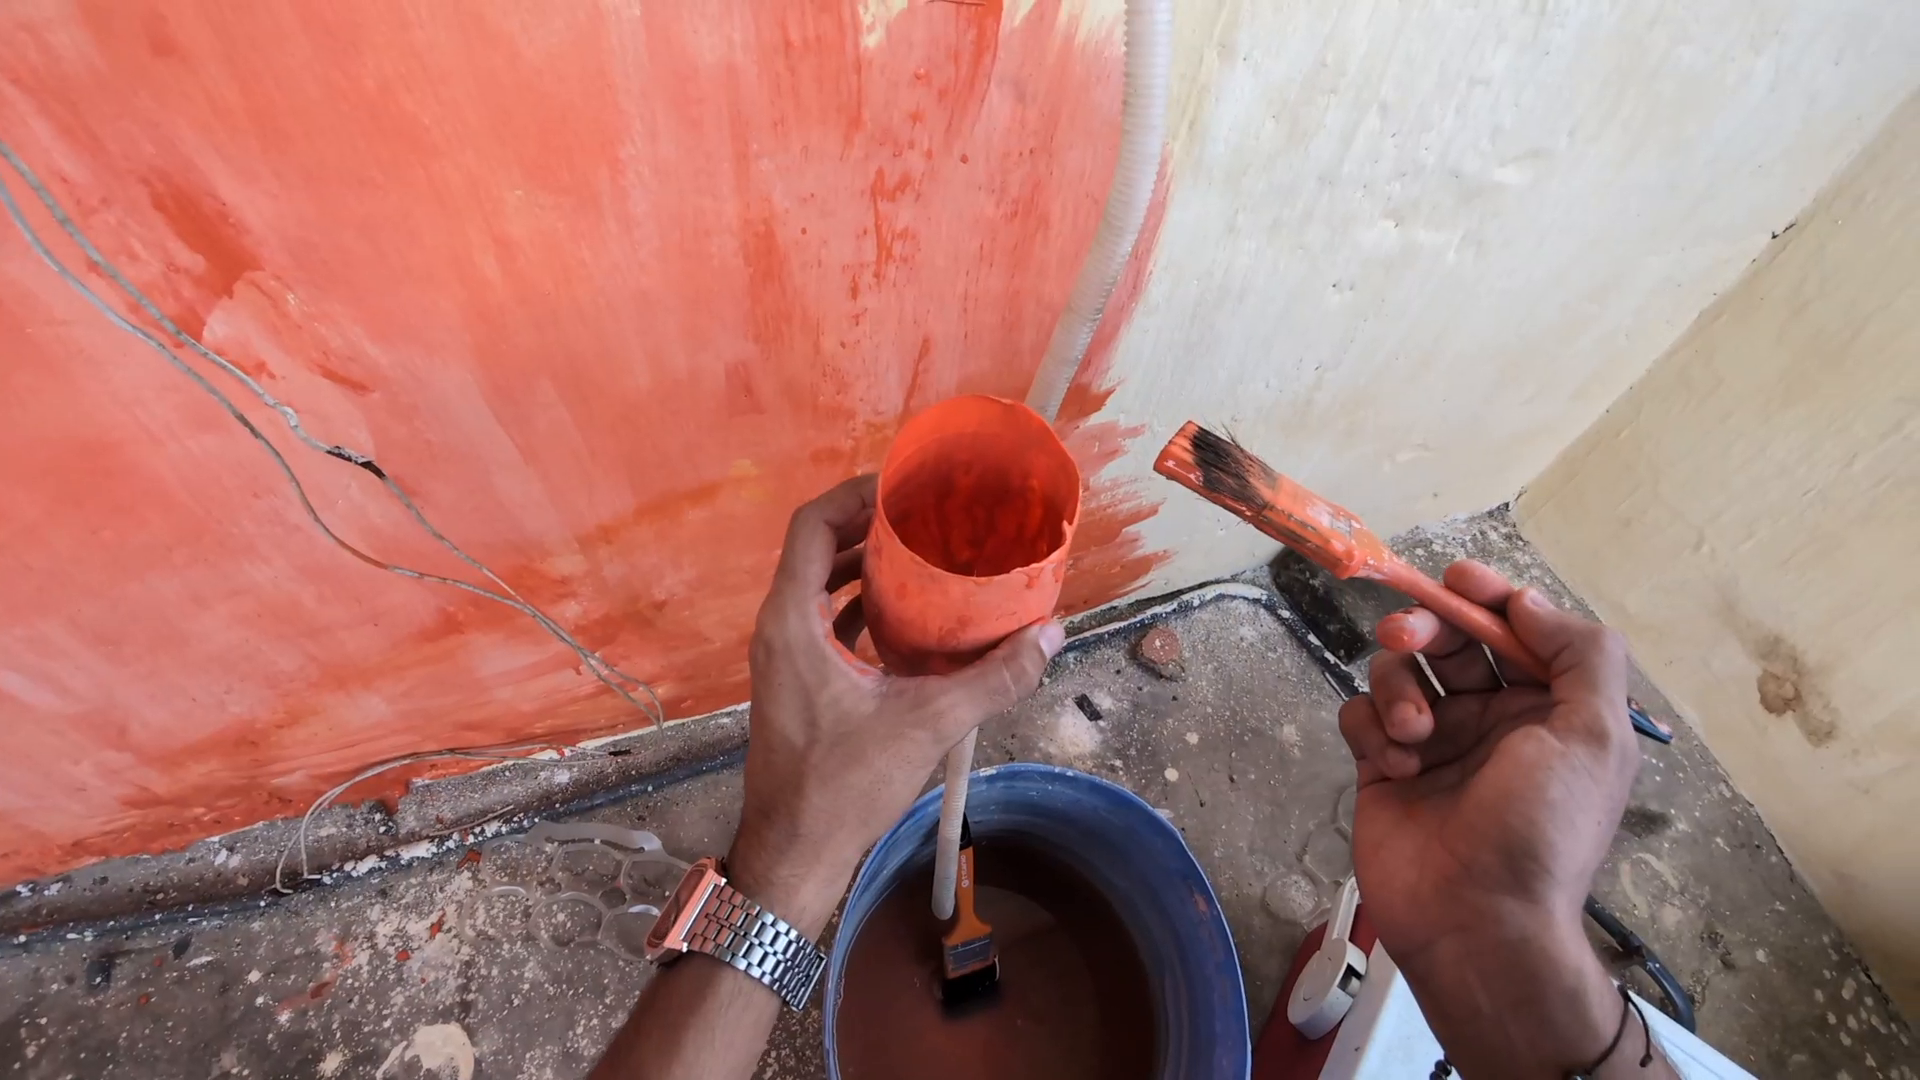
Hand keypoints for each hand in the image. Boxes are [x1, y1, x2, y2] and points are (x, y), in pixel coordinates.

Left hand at [727, 475, 1063, 935]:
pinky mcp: (797, 678)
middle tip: (927, 514)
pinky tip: (907, 612)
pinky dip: (859, 601)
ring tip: (922, 552)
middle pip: (818, 547)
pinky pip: (824, 618)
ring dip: (865, 562)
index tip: (906, 488)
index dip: (854, 495)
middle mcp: (779, 626)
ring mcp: (784, 654)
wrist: (794, 855)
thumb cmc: (845, 786)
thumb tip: (1052, 634)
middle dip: (868, 524)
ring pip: (820, 583)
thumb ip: (992, 679)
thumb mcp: (926, 725)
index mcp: (792, 620)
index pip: (812, 526)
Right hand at [1337, 561, 1658, 1075]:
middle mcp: (1487, 717)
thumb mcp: (1592, 739)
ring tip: (1411, 735)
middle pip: (1444, 642)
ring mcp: (1428, 739)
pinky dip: (1370, 731)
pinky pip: (1359, 716)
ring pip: (1394, 673)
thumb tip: (1525, 602)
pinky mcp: (1378, 761)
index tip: (1456, 577)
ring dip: (1397, 691)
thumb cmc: (1540, 826)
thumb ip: (1578, 656)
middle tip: (1404, 635)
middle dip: (1424, 628)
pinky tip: (1391, 766)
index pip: (1513, 631)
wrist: (1474, 916)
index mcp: (1543, 708)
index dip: (1487, 596)